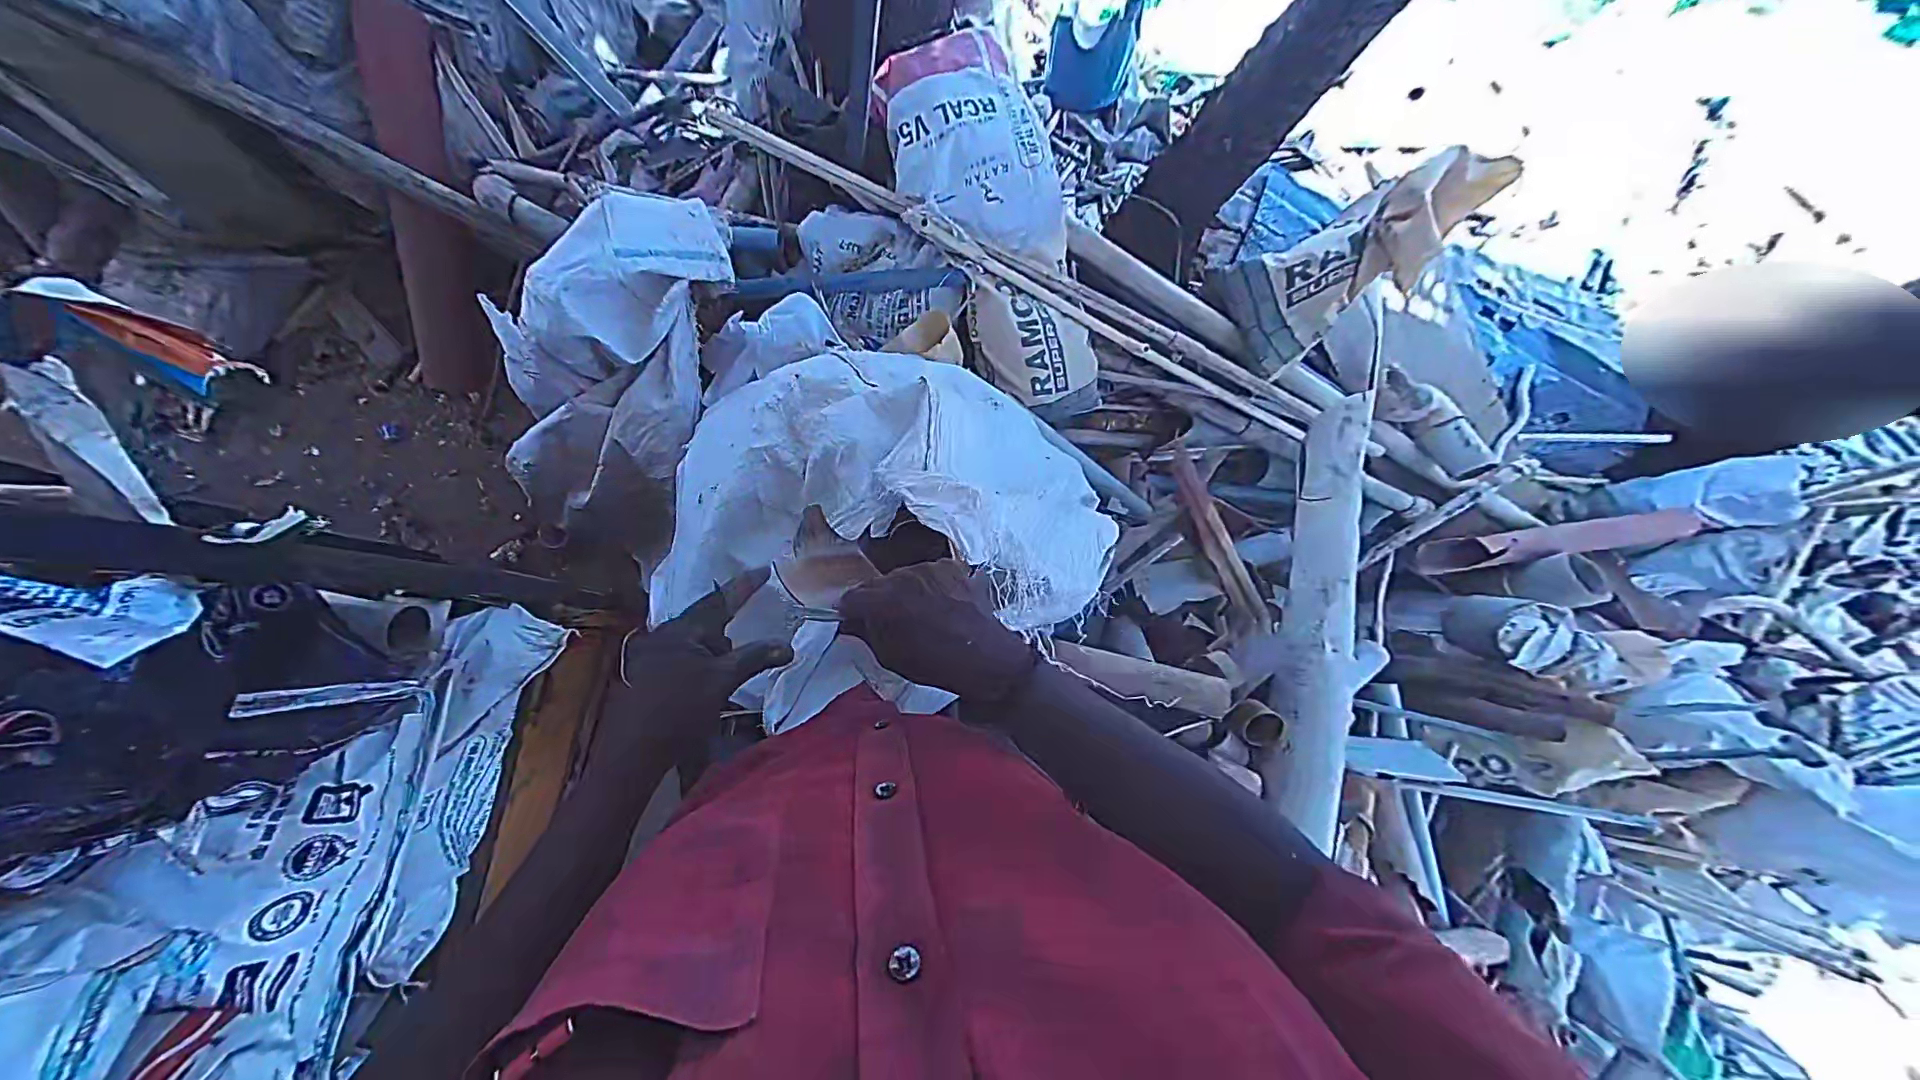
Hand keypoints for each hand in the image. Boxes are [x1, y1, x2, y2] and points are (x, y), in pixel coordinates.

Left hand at [607, 568, 792, 751]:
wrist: (633, 754)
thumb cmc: (678, 711)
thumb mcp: (723, 681)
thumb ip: (755, 657)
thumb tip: (787, 646)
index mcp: (680, 631)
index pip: (719, 601)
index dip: (743, 587)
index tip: (763, 570)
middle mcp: (662, 637)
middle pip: (705, 623)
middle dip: (727, 631)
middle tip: (745, 650)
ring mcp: (650, 658)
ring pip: (694, 644)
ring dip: (714, 653)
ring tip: (726, 676)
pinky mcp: (647, 678)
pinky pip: (683, 660)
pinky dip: (701, 666)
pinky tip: (708, 686)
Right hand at [836, 560, 1036, 702]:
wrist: (985, 657)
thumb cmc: (936, 664)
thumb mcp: (890, 657)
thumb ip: (866, 633)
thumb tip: (850, 621)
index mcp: (882, 601)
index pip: (852, 597)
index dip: (851, 610)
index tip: (854, 618)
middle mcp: (903, 577)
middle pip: (878, 583)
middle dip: (879, 599)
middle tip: (890, 619)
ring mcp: (929, 568)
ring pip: (905, 576)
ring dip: (906, 590)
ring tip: (921, 613)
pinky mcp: (951, 567)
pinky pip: (930, 573)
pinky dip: (931, 585)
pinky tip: (941, 604)